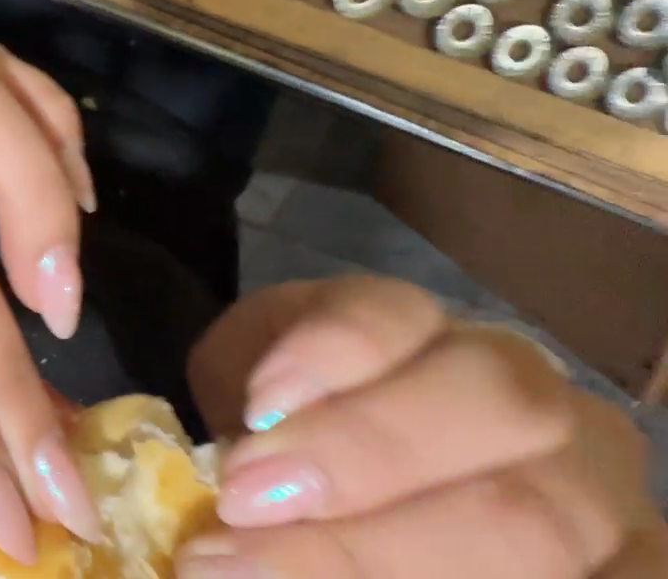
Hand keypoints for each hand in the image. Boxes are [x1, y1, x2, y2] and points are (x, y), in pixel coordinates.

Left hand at [182, 276, 666, 577]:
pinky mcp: (631, 561)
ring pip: (537, 519)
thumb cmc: (285, 410)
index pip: (384, 314)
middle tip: (244, 507)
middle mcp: (522, 384)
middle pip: (487, 409)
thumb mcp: (246, 386)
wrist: (345, 457)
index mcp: (408, 319)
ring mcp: (595, 478)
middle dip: (356, 466)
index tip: (253, 412)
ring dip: (392, 553)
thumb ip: (248, 415)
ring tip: (270, 571)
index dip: (325, 358)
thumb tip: (239, 489)